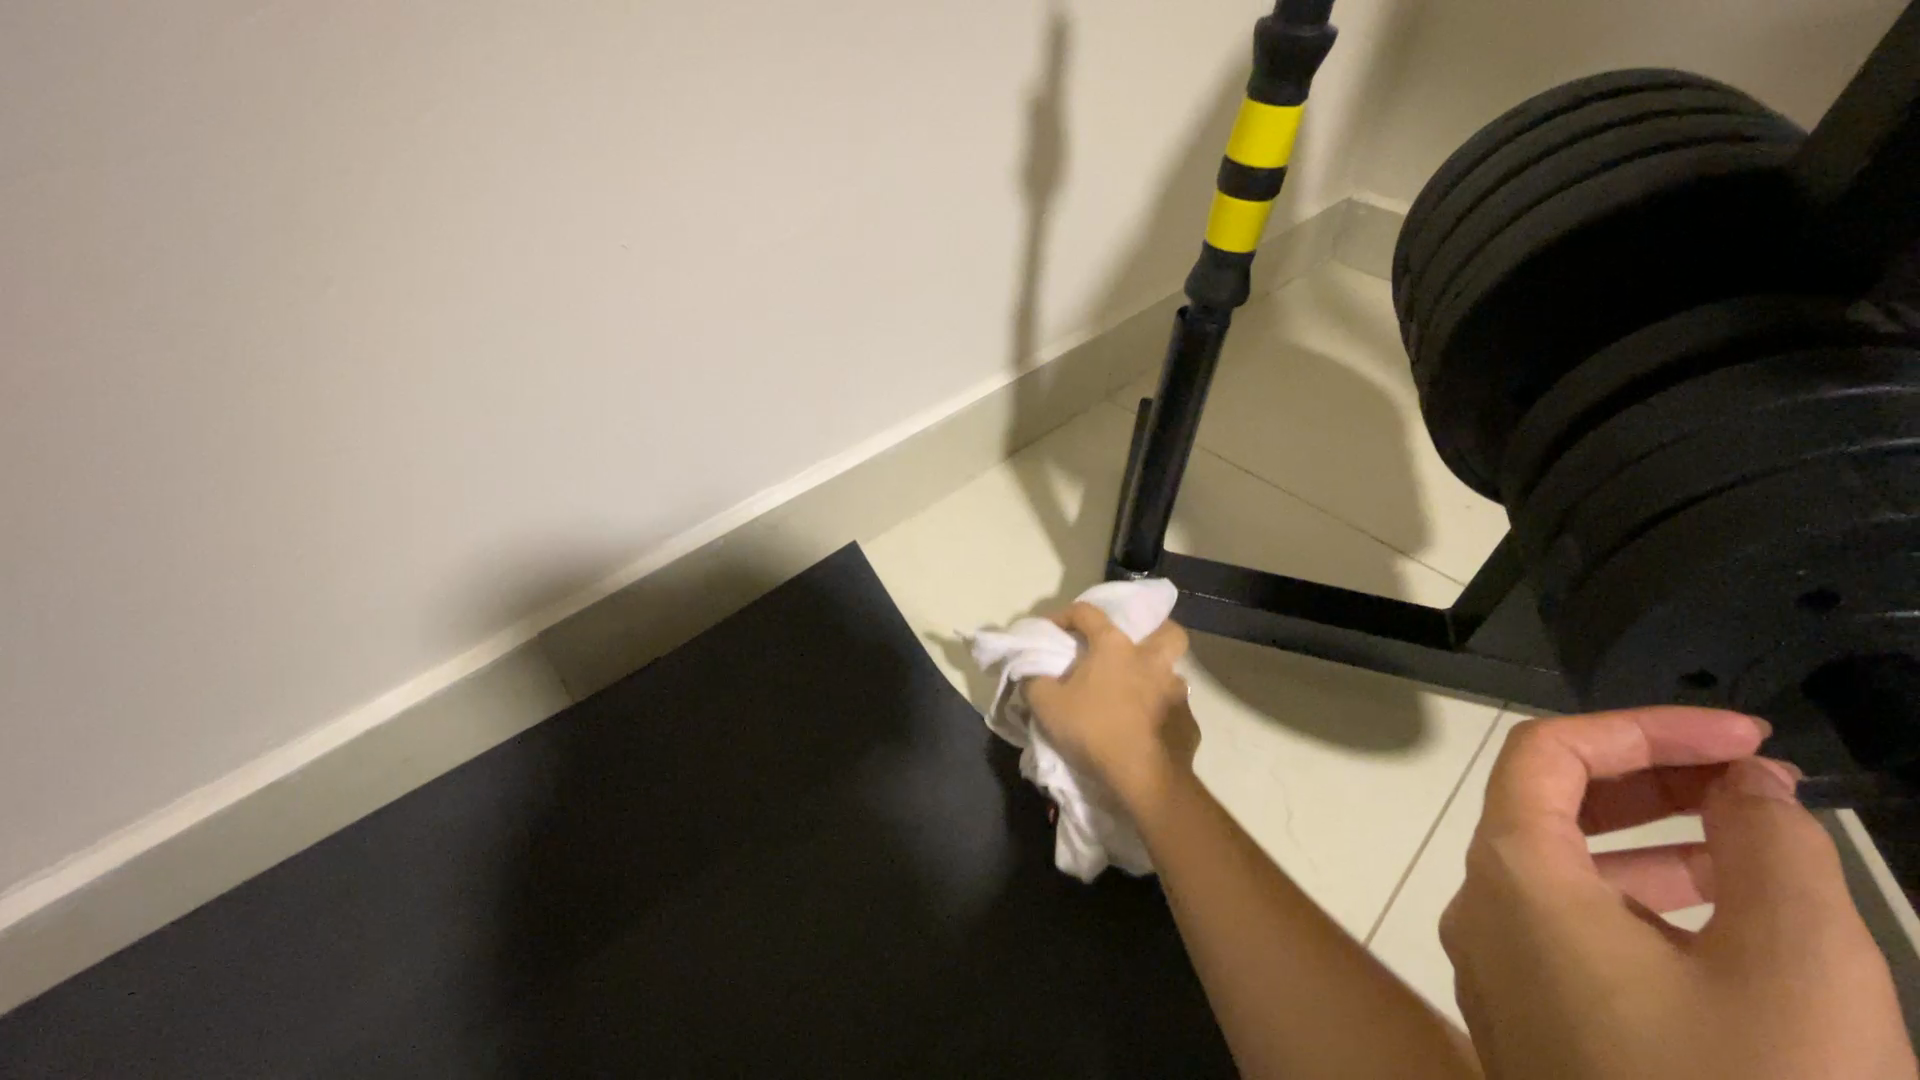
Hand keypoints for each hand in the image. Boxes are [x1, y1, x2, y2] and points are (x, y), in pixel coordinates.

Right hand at [1024, 603, 1197, 807]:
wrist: (1144, 777)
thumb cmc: (1094, 730)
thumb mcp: (1047, 706)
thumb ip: (1035, 682)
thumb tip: (1031, 672)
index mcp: (1116, 647)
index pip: (1088, 613)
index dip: (1065, 616)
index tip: (1051, 630)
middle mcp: (1152, 661)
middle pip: (1166, 631)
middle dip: (1153, 631)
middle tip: (1131, 649)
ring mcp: (1176, 691)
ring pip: (1171, 674)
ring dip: (1155, 679)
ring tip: (1135, 697)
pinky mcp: (1188, 723)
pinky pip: (1174, 710)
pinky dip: (1161, 714)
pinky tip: (1147, 730)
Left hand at [1442, 708, 1916, 1079]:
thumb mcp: (1797, 963)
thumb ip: (1772, 845)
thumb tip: (1747, 784)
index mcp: (1511, 877)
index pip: (1547, 754)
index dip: (1642, 728)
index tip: (1743, 735)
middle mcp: (1481, 911)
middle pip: (1548, 804)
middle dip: (1650, 779)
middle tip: (1754, 776)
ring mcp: (1496, 970)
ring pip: (1565, 871)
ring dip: (1653, 843)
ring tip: (1759, 844)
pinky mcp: (1529, 1022)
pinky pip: (1573, 932)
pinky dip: (1641, 906)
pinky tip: (1726, 927)